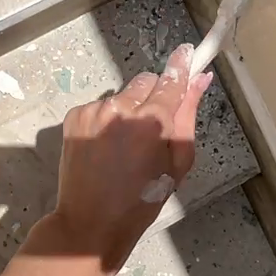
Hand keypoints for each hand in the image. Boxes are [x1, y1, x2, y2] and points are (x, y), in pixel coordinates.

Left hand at [32, 44, 212, 275]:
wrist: (90, 224)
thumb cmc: (143, 200)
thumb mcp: (177, 163)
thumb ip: (188, 116)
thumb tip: (200, 80)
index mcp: (152, 121)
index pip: (172, 79)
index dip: (181, 64)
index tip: (186, 51)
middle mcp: (122, 108)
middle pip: (146, 82)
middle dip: (153, 96)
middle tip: (152, 127)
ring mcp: (94, 110)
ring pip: (123, 95)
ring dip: (128, 110)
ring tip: (124, 145)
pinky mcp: (74, 116)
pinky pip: (100, 106)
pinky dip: (106, 120)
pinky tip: (105, 147)